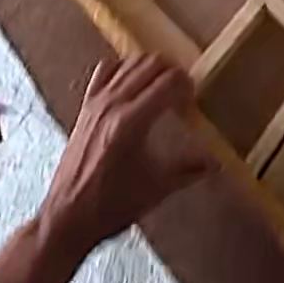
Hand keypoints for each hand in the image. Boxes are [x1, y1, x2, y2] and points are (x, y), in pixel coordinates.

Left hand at [36, 52, 215, 258]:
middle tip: (181, 92)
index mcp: (132, 121)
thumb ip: (190, 170)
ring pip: (131, 61)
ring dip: (151, 67)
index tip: (191, 101)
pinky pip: (106, 69)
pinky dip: (123, 68)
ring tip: (161, 86)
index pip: (169, 80)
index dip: (187, 84)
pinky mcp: (85, 105)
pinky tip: (132, 84)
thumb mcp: (158, 187)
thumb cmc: (113, 205)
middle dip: (173, 71)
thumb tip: (218, 162)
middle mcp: (114, 103)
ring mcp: (97, 101)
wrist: (65, 220)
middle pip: (153, 63)